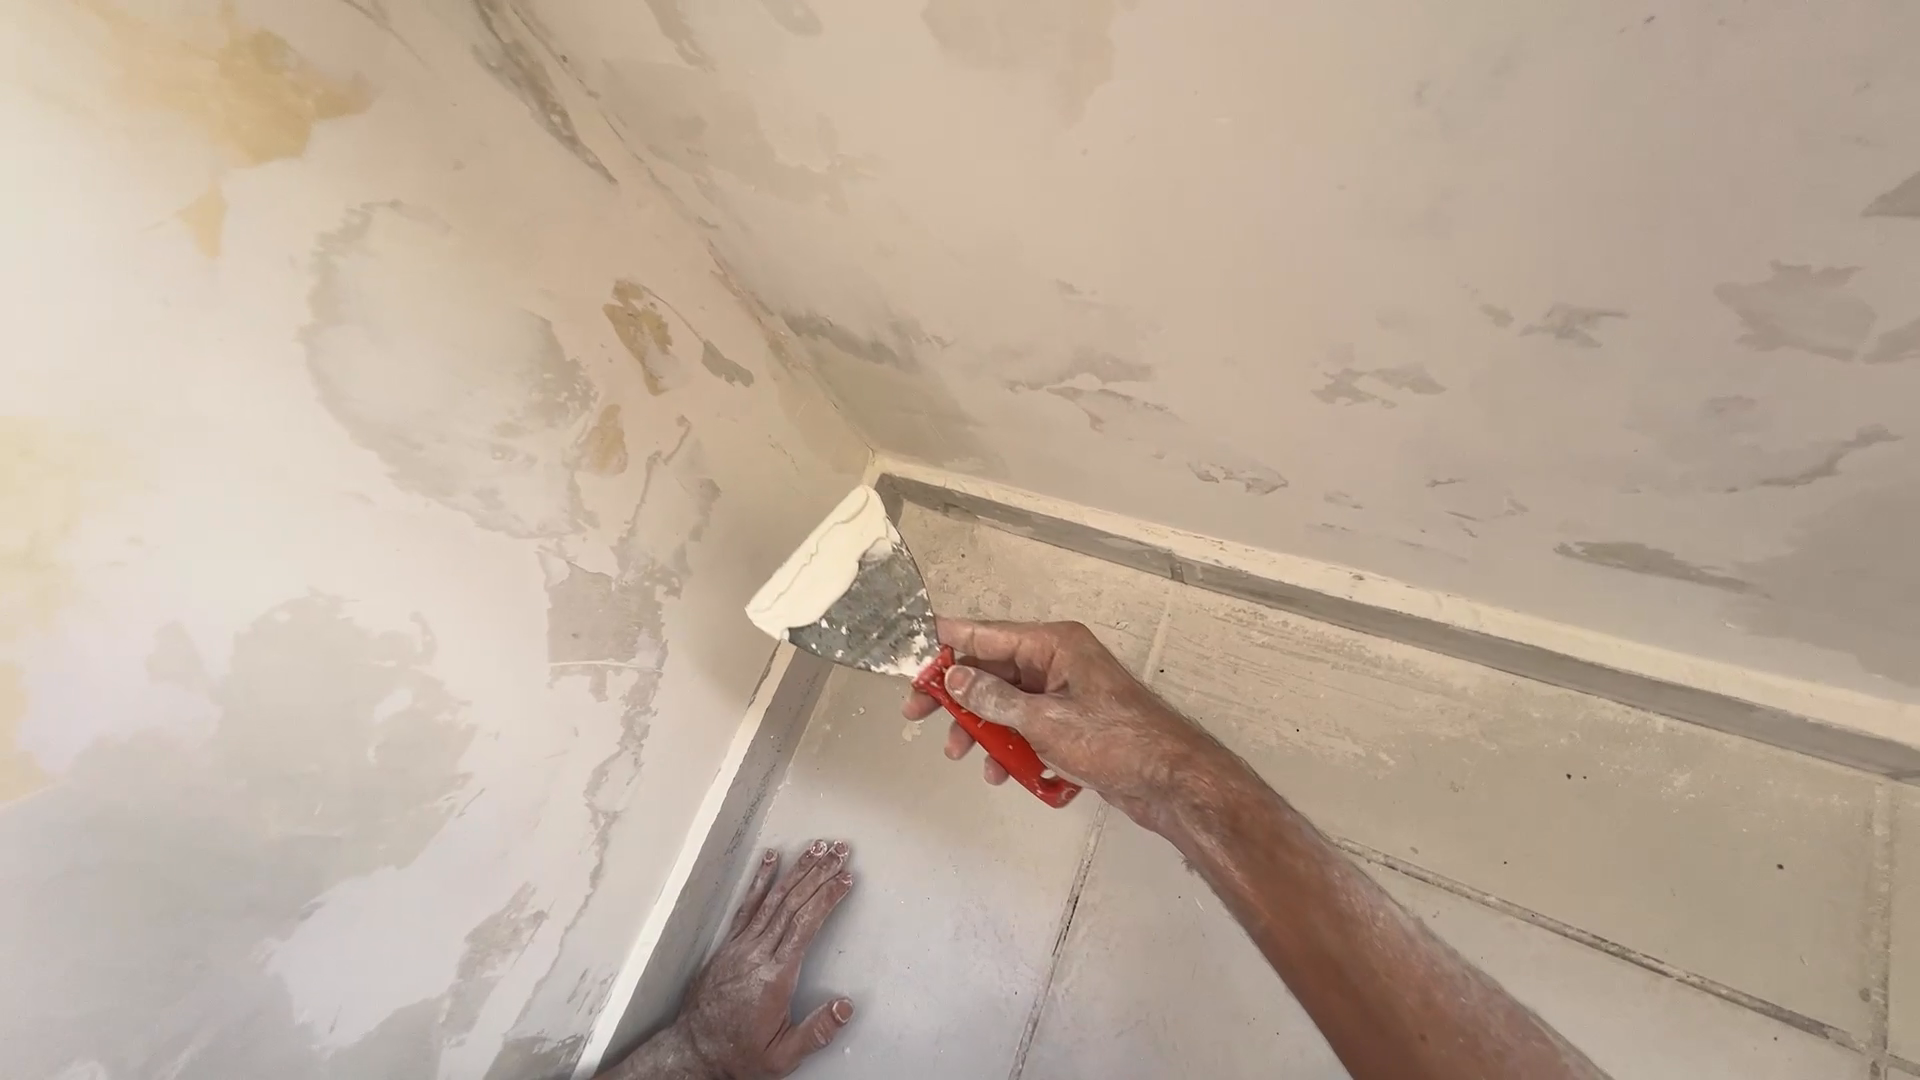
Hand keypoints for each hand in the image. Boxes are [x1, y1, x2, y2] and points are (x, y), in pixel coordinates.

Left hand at [671, 841, 855, 1077]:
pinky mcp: (729, 944)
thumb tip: (845, 1006)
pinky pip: (747, 905)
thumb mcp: (782, 1057)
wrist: (692, 1054)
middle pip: (793, 903)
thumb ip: (816, 1031)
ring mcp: (741, 945)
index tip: (845, 878)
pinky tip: (771, 859)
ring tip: (816, 848)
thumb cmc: (739, 1055)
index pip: (806, 925)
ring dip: (797, 870)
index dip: (827, 898)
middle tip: (839, 851)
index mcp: (775, 977)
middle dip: (819, 873)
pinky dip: (760, 879)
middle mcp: (758, 954)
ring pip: (773, 898)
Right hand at [902, 618, 1217, 829]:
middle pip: (991, 669)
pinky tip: (1002, 773)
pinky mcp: (1070, 723)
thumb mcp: (1045, 720)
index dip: (946, 642)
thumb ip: (994, 699)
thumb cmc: (1113, 740)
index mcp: (1053, 644)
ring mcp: (1063, 693)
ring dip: (981, 727)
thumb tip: (954, 678)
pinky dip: (1010, 745)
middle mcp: (1055, 660)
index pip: (987, 633)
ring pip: (1005, 702)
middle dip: (958, 696)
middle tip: (917, 715)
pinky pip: (1026, 726)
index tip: (911, 653)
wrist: (1171, 782)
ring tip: (962, 756)